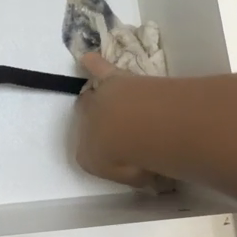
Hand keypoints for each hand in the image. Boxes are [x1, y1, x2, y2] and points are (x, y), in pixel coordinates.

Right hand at [74, 53, 160, 189]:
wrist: (134, 128)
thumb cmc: (134, 159)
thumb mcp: (138, 177)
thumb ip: (140, 174)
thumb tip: (151, 176)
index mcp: (89, 156)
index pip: (89, 153)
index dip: (101, 151)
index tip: (113, 152)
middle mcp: (86, 126)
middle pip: (85, 119)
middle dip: (95, 120)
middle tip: (110, 124)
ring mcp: (98, 100)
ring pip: (89, 95)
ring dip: (97, 97)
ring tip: (99, 95)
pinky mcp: (111, 80)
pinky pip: (97, 68)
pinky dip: (92, 63)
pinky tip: (87, 59)